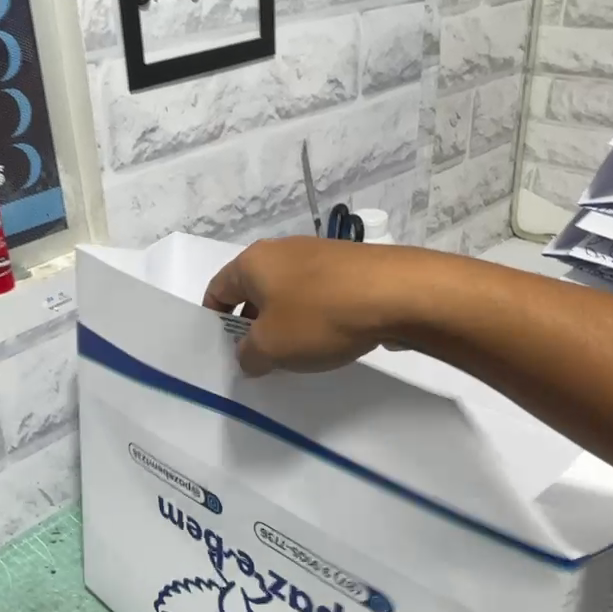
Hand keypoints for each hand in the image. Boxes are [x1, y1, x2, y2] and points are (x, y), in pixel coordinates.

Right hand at [202, 237, 424, 375]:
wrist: (399, 294)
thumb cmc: (319, 316)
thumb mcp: (271, 347)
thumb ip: (248, 355)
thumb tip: (248, 356)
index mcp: (252, 262)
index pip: (217, 290)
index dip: (213, 322)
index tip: (221, 351)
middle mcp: (281, 251)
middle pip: (253, 292)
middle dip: (251, 326)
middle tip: (258, 360)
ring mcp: (319, 256)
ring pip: (288, 294)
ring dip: (285, 324)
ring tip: (295, 356)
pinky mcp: (350, 267)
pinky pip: (319, 296)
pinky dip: (315, 318)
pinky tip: (329, 341)